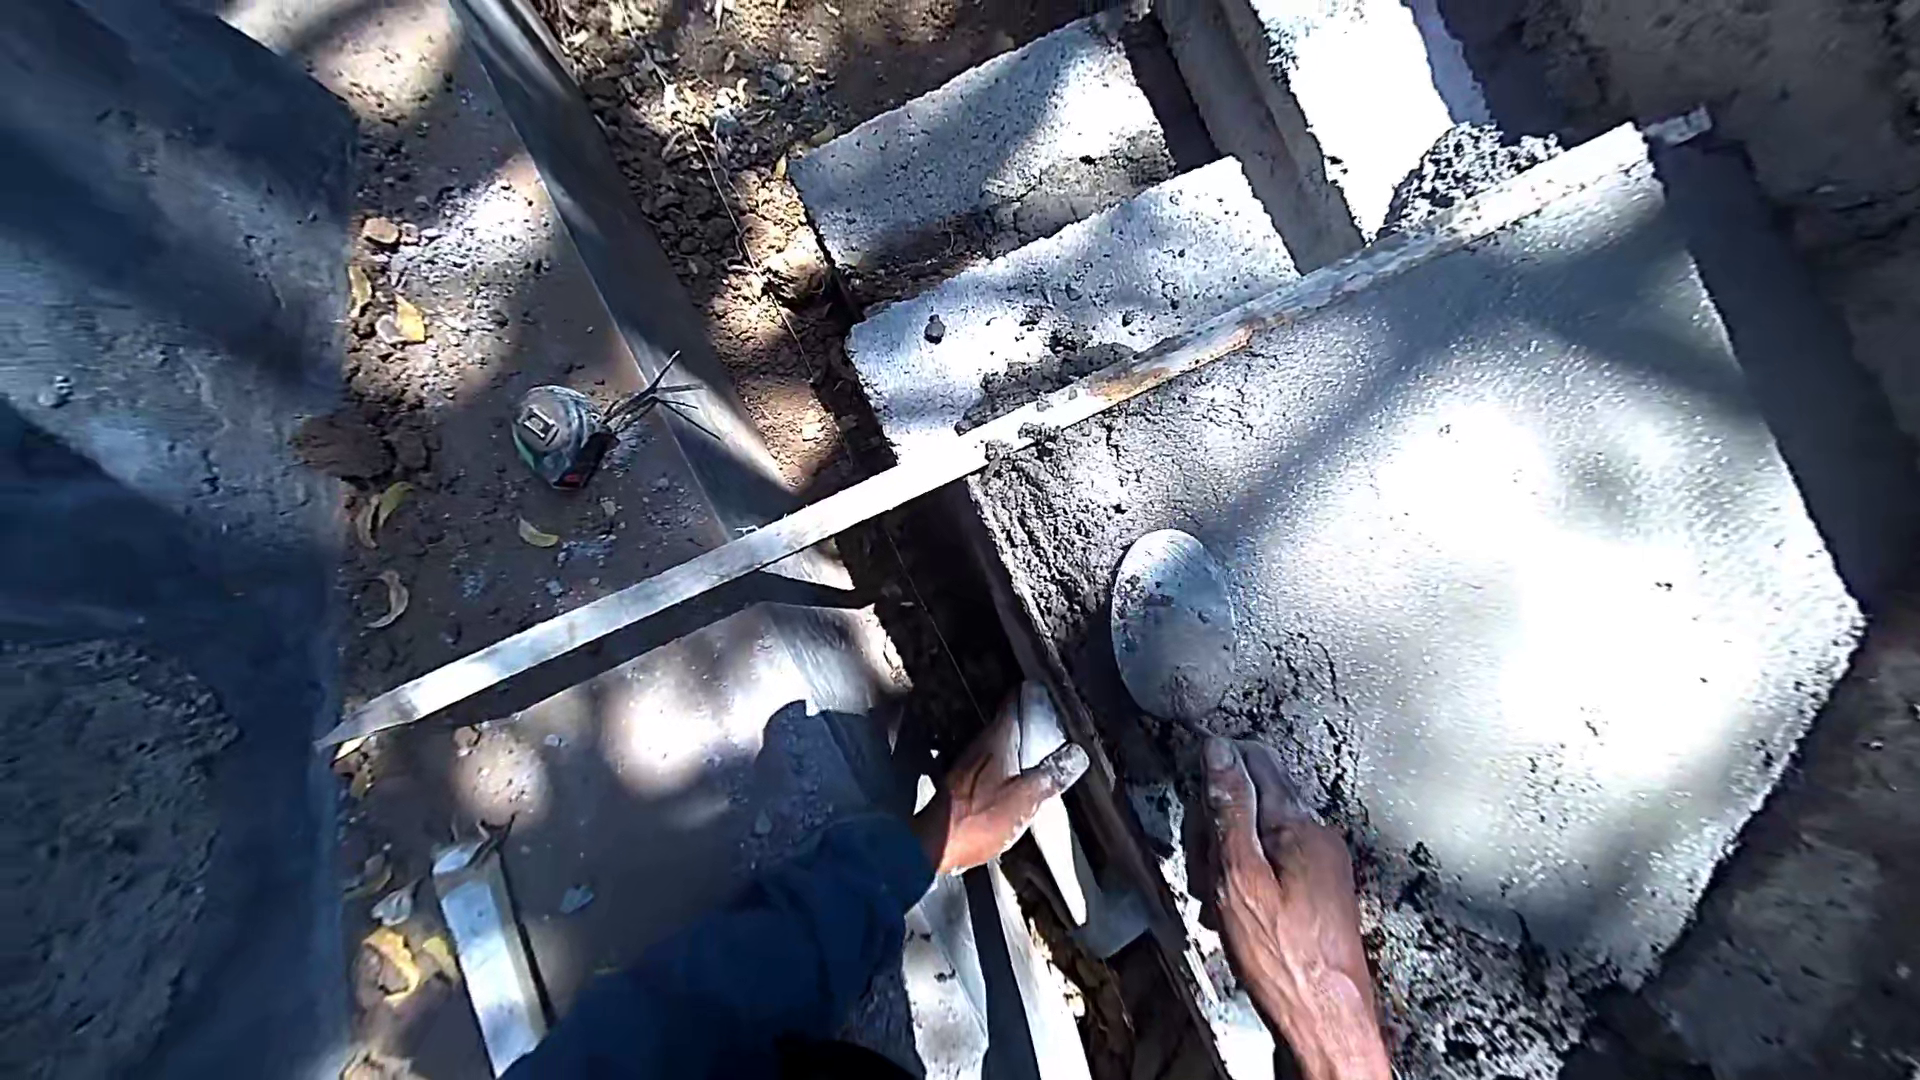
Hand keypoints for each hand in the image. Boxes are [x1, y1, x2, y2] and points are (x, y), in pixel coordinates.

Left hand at [912, 688, 1090, 874]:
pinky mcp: (962, 782)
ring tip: (1039, 752)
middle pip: (1006, 722)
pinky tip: (1016, 779)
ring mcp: (968, 763)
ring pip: (998, 742)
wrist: (936, 844)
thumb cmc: (977, 821)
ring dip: (1016, 744)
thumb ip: (1049, 777)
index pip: (1012, 704)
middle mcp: (979, 746)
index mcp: (995, 742)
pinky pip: (990, 762)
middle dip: (1027, 721)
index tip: (1046, 693)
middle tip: (1050, 725)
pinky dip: (1006, 763)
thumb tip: (1075, 757)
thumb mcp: (1023, 801)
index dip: (1030, 695)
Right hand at [1205, 738, 1390, 1079]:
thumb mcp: (1239, 875)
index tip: (1194, 799)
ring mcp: (1318, 858)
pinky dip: (1243, 870)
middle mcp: (1315, 832)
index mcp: (1299, 823)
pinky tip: (1232, 904)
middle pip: (1252, 791)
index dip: (1217, 764)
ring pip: (1255, 825)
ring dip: (1225, 849)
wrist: (1327, 1026)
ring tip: (1216, 893)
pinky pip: (1268, 854)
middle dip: (1217, 818)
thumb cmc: (1280, 957)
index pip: (1254, 756)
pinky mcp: (1316, 883)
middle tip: (1203, 862)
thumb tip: (1219, 749)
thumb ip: (1229, 808)